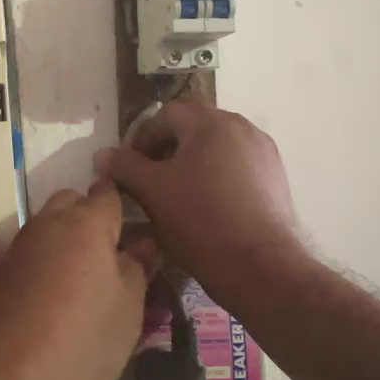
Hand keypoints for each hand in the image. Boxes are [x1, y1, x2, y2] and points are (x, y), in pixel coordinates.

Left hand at [0, 180, 155, 379]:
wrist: (6, 376)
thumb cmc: (81, 339)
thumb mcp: (128, 309)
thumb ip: (137, 269)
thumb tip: (143, 242)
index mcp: (86, 222)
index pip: (108, 193)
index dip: (125, 205)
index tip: (139, 228)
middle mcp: (48, 223)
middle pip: (72, 203)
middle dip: (91, 218)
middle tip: (114, 256)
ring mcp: (20, 247)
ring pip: (50, 227)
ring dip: (68, 241)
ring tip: (90, 281)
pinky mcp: (3, 273)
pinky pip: (34, 254)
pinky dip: (48, 263)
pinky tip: (60, 297)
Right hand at [94, 99, 300, 297]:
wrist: (260, 265)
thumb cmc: (200, 220)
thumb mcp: (152, 192)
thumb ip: (125, 167)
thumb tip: (103, 155)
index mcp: (211, 122)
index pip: (167, 113)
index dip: (142, 137)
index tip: (129, 167)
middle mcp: (242, 127)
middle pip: (194, 128)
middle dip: (167, 150)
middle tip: (149, 180)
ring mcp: (263, 152)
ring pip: (217, 149)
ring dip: (192, 164)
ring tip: (177, 195)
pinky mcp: (276, 179)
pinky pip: (237, 167)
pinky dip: (217, 178)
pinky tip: (207, 208)